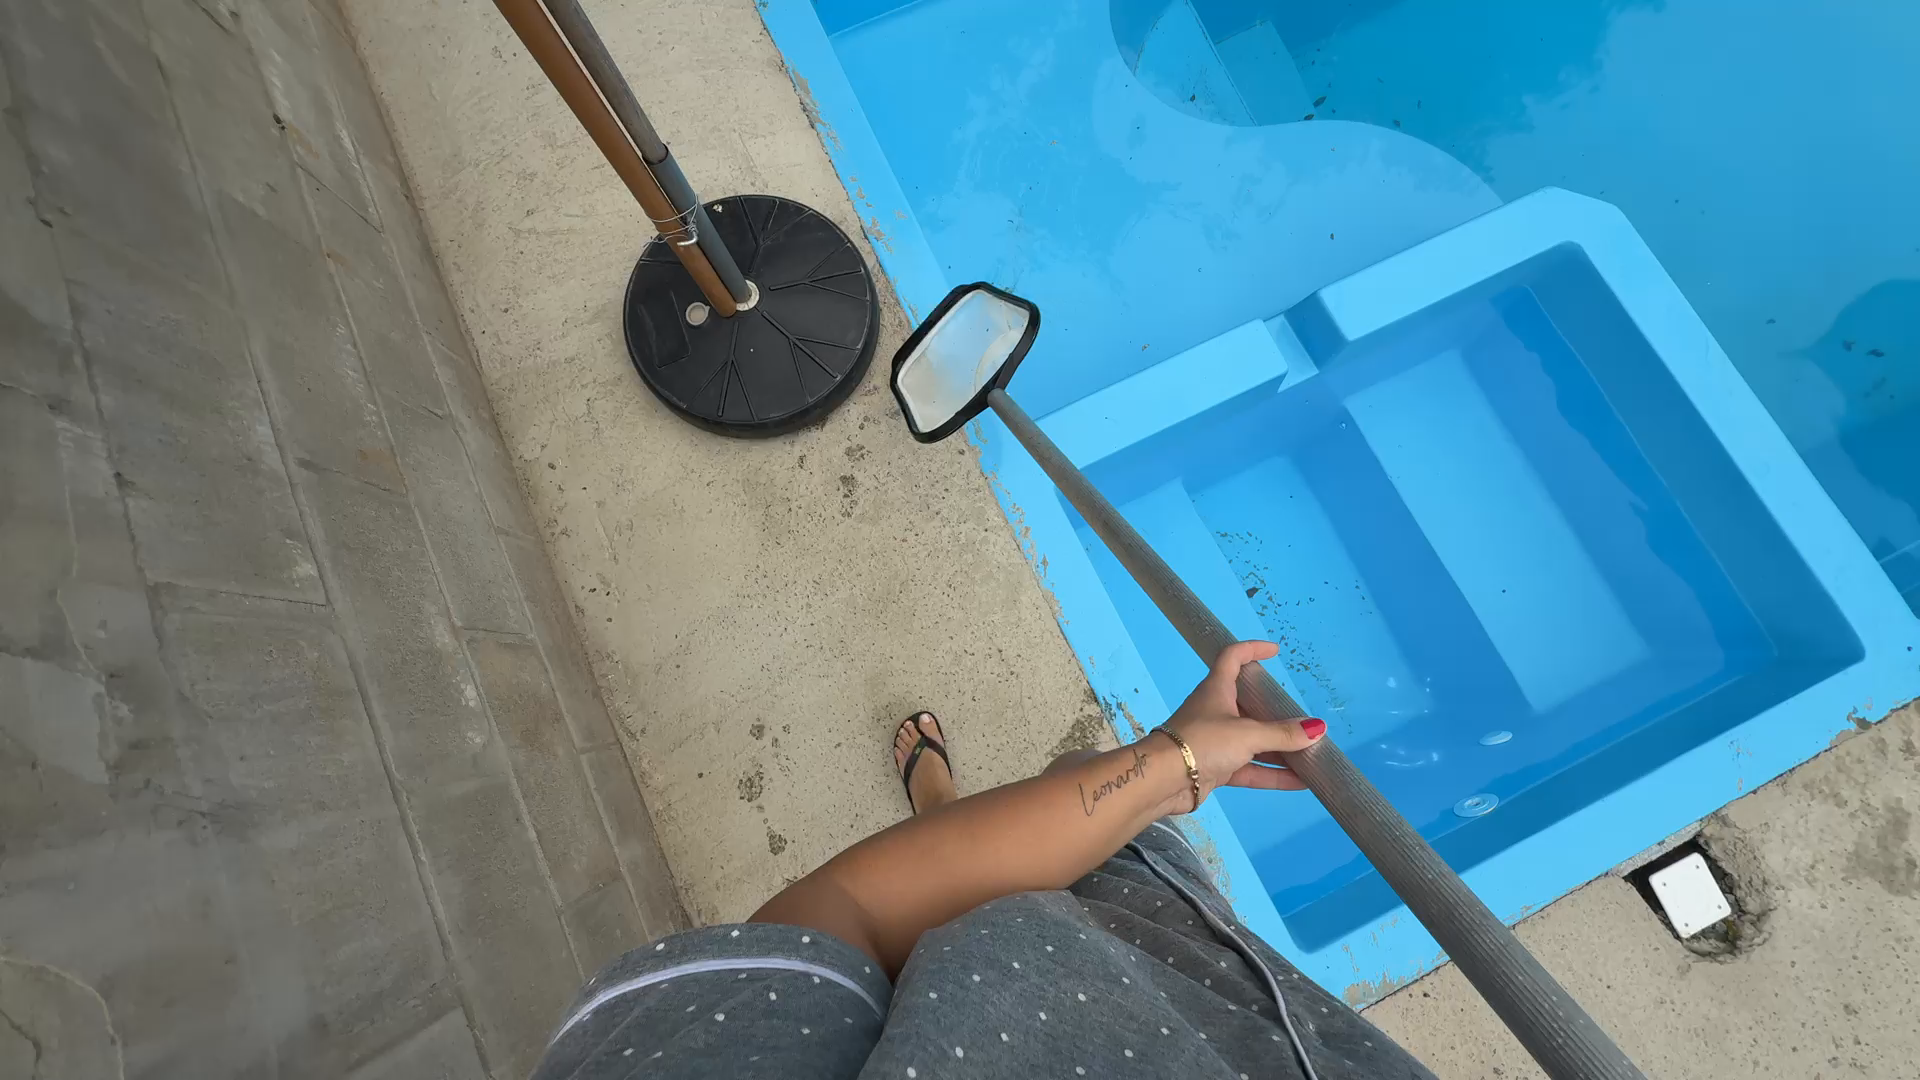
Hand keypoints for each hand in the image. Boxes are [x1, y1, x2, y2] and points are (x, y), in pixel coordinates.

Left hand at [1162, 640, 1325, 803]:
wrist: (1164, 780)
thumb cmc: (1203, 742)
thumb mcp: (1247, 734)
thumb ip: (1282, 734)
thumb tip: (1317, 728)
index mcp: (1216, 689)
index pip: (1232, 658)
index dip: (1252, 649)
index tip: (1275, 651)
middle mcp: (1215, 711)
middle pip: (1248, 703)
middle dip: (1275, 710)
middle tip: (1303, 718)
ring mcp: (1215, 740)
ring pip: (1253, 740)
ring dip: (1280, 747)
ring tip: (1312, 753)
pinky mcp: (1215, 767)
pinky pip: (1250, 768)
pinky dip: (1273, 773)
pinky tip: (1301, 782)